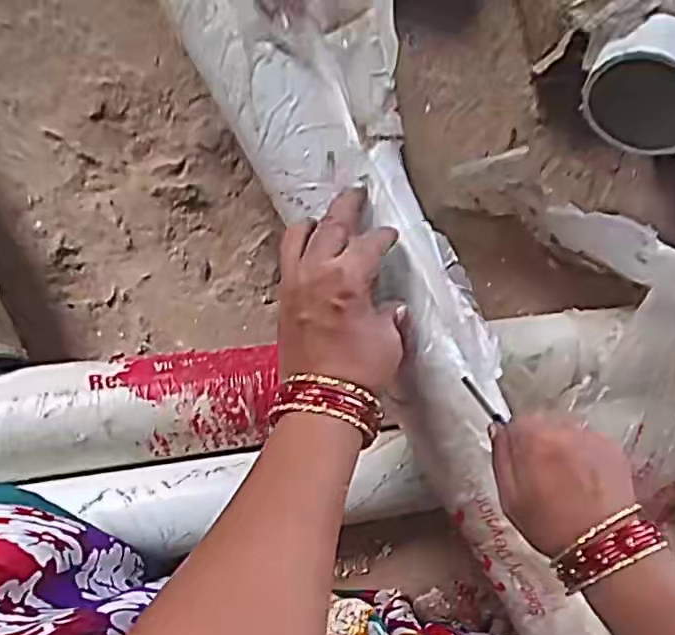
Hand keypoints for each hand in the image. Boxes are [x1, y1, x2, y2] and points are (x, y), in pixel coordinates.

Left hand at [277, 187, 406, 393]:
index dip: (383, 237)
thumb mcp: (389, 341)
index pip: (369, 244)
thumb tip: (391, 308)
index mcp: (348, 278)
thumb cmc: (358, 372)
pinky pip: (288, 260)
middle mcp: (317, 272)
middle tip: (356, 195)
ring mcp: (295, 284)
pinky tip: (307, 253)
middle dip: (347, 209)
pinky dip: (299, 248)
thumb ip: (389, 317)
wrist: (323, 398)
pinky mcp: (284, 300)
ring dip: (315, 224)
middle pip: (331, 227)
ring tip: (323, 220)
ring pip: (299, 237)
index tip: (390, 235)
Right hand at [490, 414, 638, 556]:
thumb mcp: (510, 500)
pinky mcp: (613, 447)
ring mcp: (591, 436)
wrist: (601, 541)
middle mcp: (563, 428)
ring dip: (564, 450)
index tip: (520, 464)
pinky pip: (591, 444)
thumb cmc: (550, 526)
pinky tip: (587, 483)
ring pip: (568, 433)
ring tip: (568, 483)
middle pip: (544, 424)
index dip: (516, 444)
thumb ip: (501, 459)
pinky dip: (586, 457)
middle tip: (544, 478)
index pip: (515, 422)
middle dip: (541, 444)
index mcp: (532, 438)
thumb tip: (499, 431)